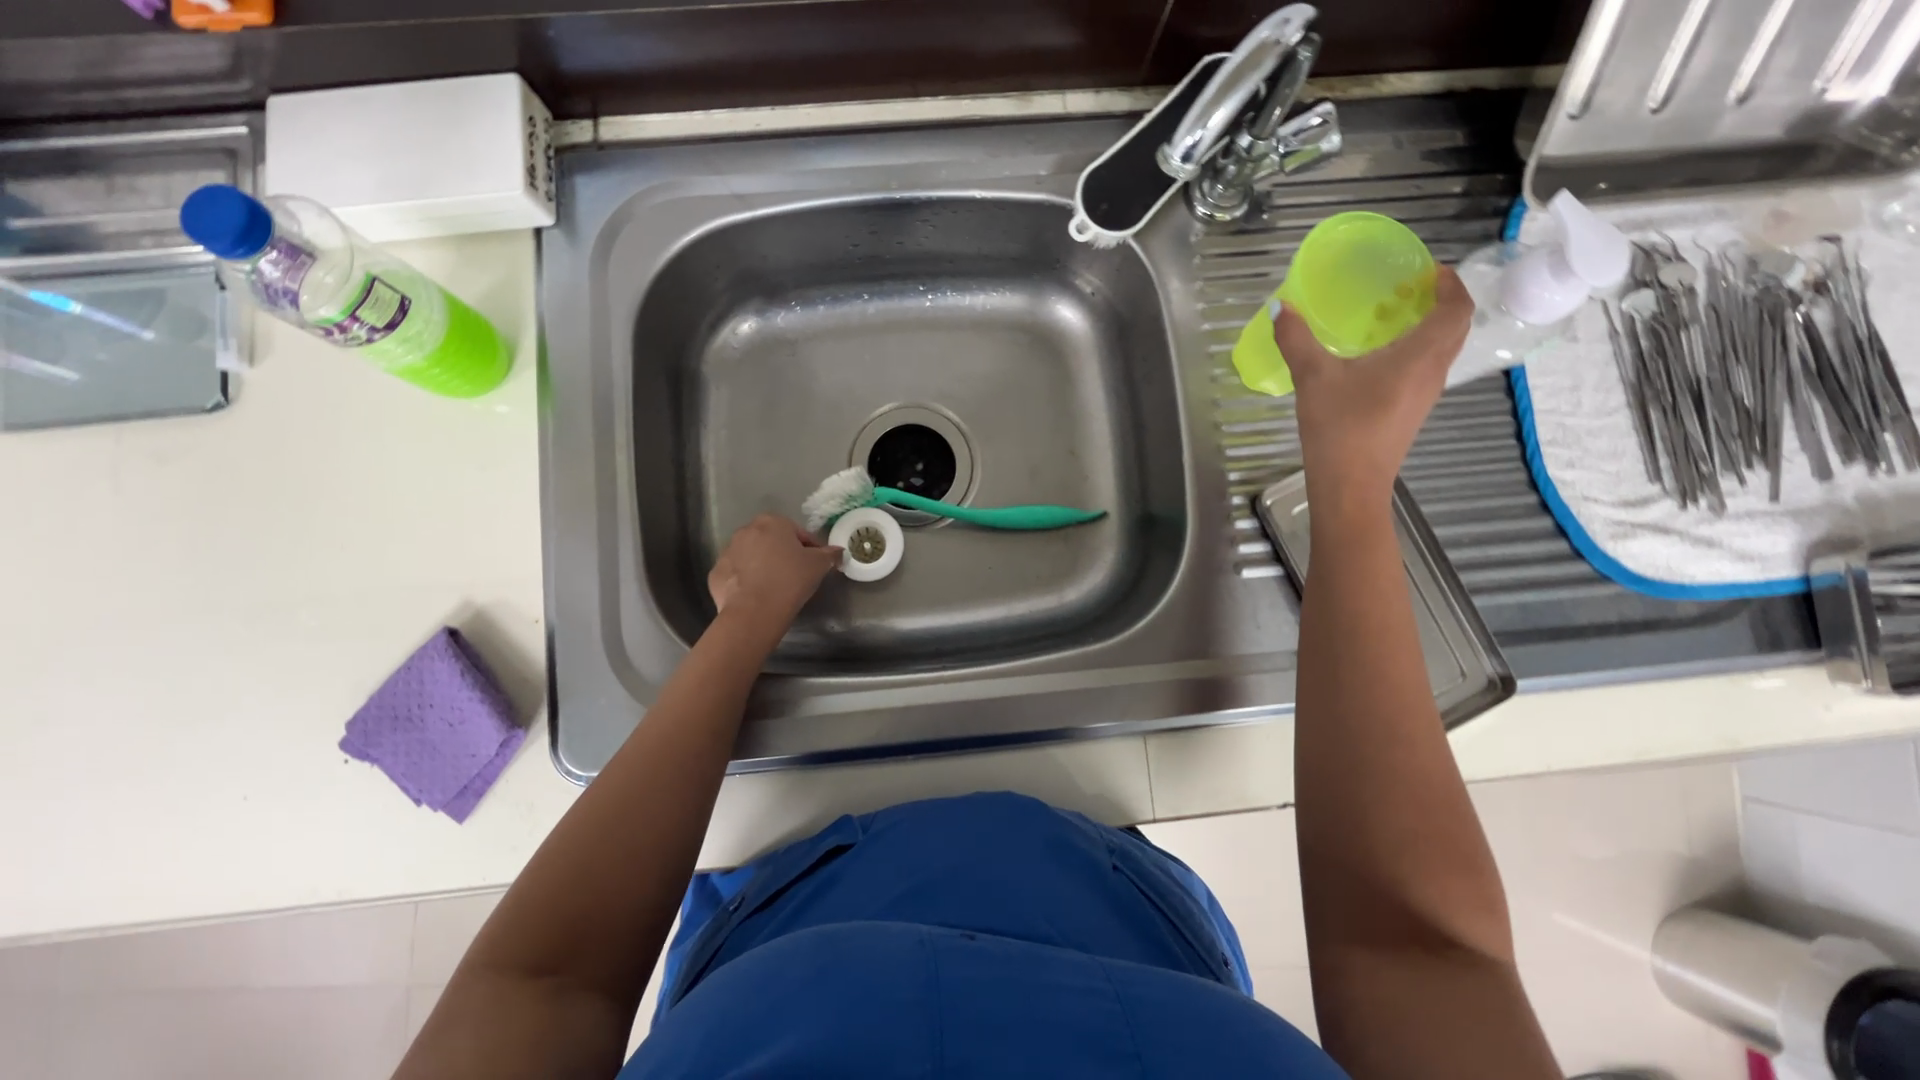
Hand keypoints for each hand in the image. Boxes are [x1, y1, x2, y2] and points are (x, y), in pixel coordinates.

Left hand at [708, 515, 842, 624]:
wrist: (754, 610)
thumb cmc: (790, 580)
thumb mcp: (819, 565)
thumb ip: (830, 554)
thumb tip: (839, 551)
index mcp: (772, 522)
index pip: (798, 533)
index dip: (810, 549)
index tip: (816, 565)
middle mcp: (746, 530)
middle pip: (771, 541)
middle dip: (783, 554)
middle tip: (795, 575)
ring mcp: (727, 551)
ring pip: (751, 556)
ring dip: (762, 566)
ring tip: (774, 587)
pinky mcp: (716, 573)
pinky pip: (736, 574)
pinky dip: (745, 581)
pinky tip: (756, 595)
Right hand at [1276, 266, 1472, 518]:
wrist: (1350, 485)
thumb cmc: (1340, 427)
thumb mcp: (1313, 377)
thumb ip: (1296, 339)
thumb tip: (1279, 307)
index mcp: (1420, 355)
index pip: (1457, 308)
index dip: (1451, 283)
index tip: (1428, 270)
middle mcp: (1432, 372)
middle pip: (1454, 327)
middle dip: (1438, 302)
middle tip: (1406, 289)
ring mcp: (1425, 395)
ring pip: (1440, 349)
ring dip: (1425, 327)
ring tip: (1387, 317)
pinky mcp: (1411, 412)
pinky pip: (1423, 369)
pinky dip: (1411, 351)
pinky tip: (1374, 357)